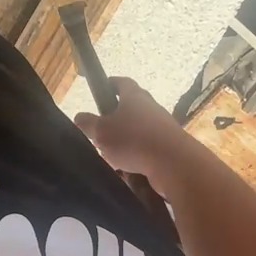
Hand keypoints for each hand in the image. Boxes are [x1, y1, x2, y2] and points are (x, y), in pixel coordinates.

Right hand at [74, 78, 196, 186]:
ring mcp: (163, 128)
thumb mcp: (102, 131)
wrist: (175, 165)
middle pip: (131, 108)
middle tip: (101, 129)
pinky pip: (147, 150)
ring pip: (138, 132)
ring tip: (111, 157)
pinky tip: (127, 172)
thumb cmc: (134, 140)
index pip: (122, 82)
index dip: (111, 83)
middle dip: (116, 119)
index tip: (102, 87)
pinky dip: (136, 158)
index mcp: (134, 97)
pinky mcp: (169, 148)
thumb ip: (88, 123)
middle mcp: (151, 108)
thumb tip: (80, 117)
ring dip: (126, 142)